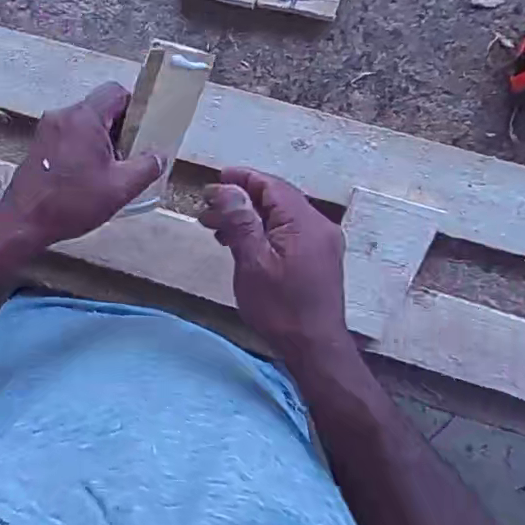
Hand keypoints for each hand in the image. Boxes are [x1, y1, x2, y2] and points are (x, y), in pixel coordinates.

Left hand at [0, 83, 162, 253]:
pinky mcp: (37, 147)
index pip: (116, 92)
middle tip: (128, 157)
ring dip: (99, 143)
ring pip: (83, 125)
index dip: (135, 108)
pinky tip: (86, 178)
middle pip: (99, 109)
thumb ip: (147, 166)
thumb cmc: (71, 203)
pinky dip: (81, 151)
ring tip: (107, 172)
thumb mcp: (121, 187)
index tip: (142, 132)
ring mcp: (45, 131)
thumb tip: (158, 156)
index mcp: (83, 117)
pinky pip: (67, 138)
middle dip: (118, 129)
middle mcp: (61, 116)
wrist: (23, 222)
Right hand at [199, 167, 352, 362]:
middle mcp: (318, 227)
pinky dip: (260, 231)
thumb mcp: (253, 262)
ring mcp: (319, 244)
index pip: (272, 186)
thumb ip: (240, 222)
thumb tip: (226, 190)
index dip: (243, 178)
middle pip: (276, 199)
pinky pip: (285, 233)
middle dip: (240, 199)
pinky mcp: (315, 259)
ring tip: (214, 227)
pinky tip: (238, 243)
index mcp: (305, 223)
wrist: (313, 346)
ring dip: (247, 217)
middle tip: (205, 207)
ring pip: (279, 217)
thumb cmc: (280, 307)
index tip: (216, 178)